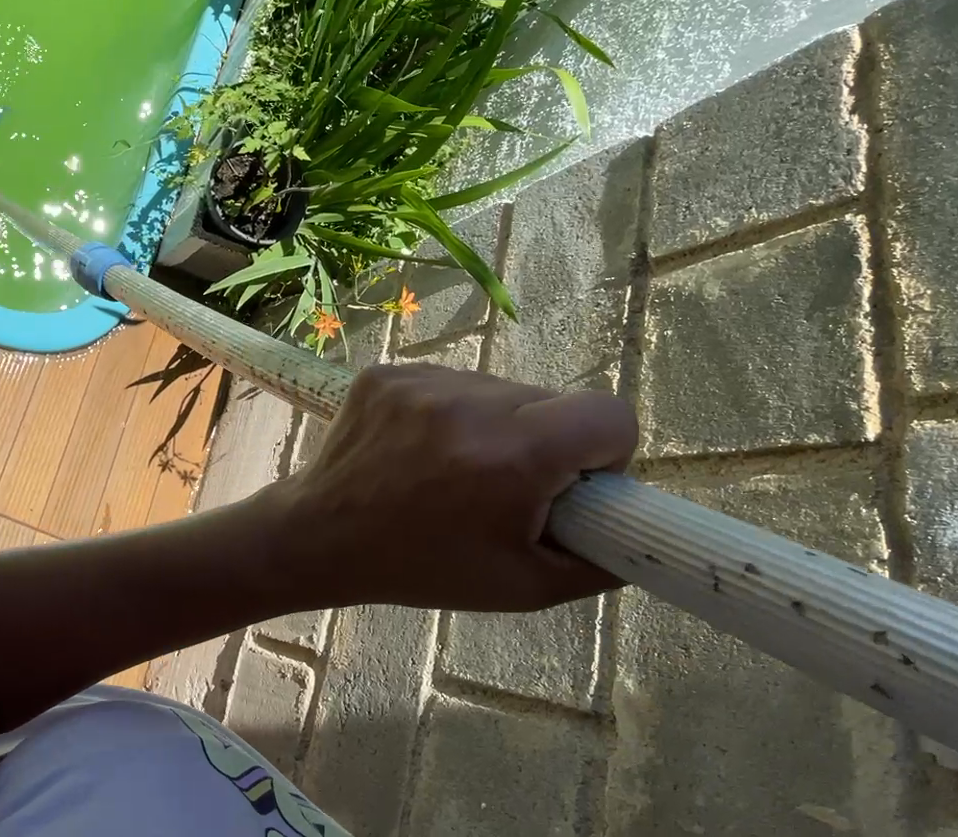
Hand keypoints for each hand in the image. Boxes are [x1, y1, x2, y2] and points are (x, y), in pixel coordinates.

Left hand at [277, 363, 634, 612]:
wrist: (321, 534)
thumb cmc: (423, 566)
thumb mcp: (525, 585)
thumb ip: (600, 559)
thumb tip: (635, 526)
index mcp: (510, 455)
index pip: (609, 413)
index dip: (604, 452)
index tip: (572, 484)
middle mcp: (467, 403)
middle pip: (552, 400)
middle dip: (547, 440)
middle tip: (506, 485)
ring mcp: (419, 381)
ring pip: (499, 388)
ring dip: (497, 422)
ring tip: (456, 467)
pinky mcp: (386, 372)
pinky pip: (449, 381)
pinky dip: (451, 411)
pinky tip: (422, 448)